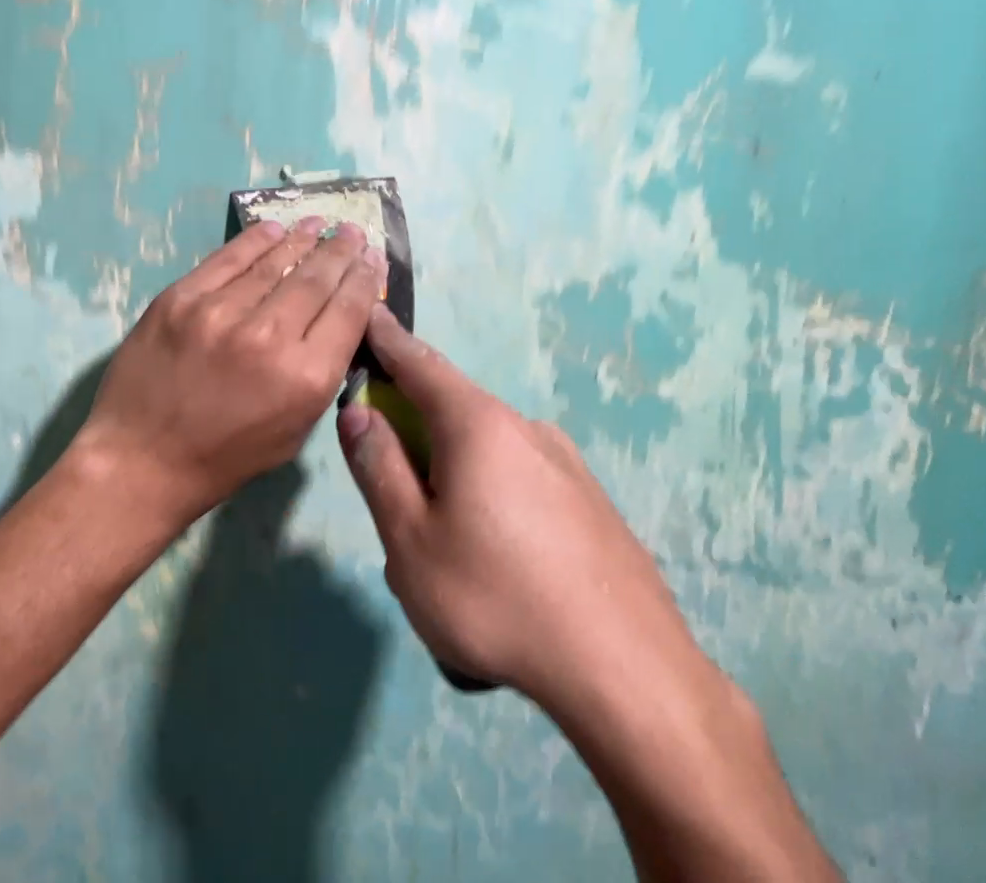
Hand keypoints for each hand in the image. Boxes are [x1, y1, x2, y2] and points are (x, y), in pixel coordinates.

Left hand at [73, 217, 384, 529]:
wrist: (141, 459)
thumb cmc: (222, 459)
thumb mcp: (293, 434)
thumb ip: (319, 378)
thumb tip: (334, 325)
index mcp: (305, 376)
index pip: (348, 311)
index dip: (364, 279)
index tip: (372, 260)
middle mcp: (269, 335)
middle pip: (315, 279)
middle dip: (339, 252)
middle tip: (352, 234)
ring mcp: (219, 311)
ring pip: (273, 263)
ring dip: (300, 240)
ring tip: (317, 225)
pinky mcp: (179, 299)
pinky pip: (226, 259)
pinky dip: (253, 241)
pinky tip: (271, 230)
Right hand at [337, 308, 699, 706]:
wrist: (626, 671)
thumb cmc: (494, 599)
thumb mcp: (409, 540)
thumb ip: (378, 468)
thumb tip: (360, 411)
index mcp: (479, 427)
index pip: (420, 364)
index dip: (387, 340)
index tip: (368, 314)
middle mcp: (528, 431)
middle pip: (452, 411)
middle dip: (412, 431)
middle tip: (389, 494)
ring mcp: (569, 467)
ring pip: (486, 452)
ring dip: (448, 474)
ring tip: (439, 546)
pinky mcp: (591, 504)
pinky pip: (518, 480)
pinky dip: (485, 496)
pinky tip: (489, 560)